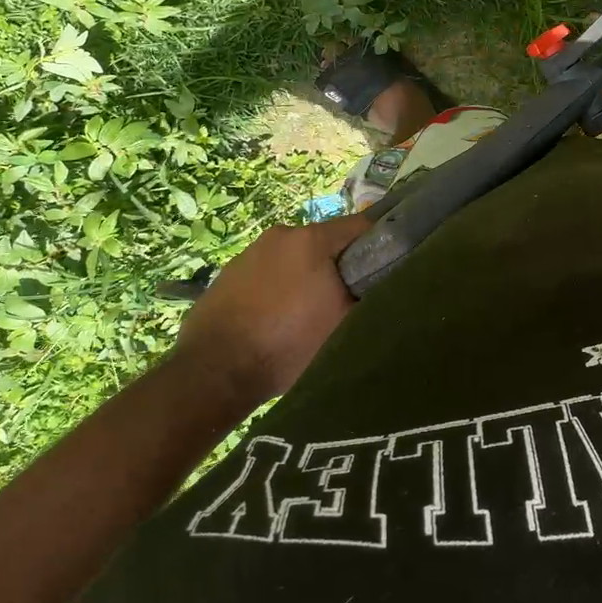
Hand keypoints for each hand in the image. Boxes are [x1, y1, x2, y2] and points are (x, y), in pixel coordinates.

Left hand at [174, 216, 368, 405]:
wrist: (212, 376)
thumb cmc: (288, 344)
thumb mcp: (346, 321)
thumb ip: (371, 292)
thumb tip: (384, 281)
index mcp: (310, 238)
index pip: (363, 226)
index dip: (382, 245)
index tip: (389, 270)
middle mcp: (279, 235)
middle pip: (328, 241)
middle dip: (342, 264)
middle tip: (349, 298)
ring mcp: (248, 254)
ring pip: (297, 257)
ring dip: (309, 276)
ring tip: (310, 312)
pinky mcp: (226, 276)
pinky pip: (269, 273)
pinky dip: (280, 288)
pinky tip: (277, 319)